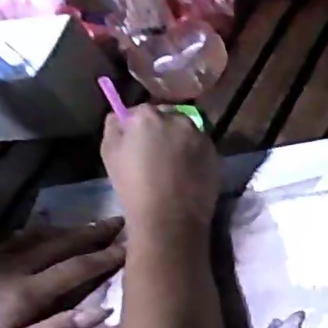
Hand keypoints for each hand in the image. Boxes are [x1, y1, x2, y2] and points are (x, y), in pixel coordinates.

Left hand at [0, 220, 125, 327]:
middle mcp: (12, 265)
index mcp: (26, 291)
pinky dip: (46, 234)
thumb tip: (102, 312)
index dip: (108, 257)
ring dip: (74, 229)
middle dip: (96, 233)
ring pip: (42, 235)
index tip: (135, 247)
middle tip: (124, 222)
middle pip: (63, 243)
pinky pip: (20, 239)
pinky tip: (54, 235)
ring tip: (98, 225)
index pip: (77, 268)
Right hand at [100, 105, 222, 235]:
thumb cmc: (134, 186)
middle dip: (164, 129)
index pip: (143, 111)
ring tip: (175, 164)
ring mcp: (202, 139)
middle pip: (170, 118)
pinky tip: (189, 173)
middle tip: (158, 151)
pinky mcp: (217, 157)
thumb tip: (121, 117)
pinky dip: (196, 155)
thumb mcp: (110, 152)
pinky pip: (203, 149)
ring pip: (189, 132)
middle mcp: (179, 121)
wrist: (171, 217)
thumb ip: (114, 126)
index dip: (139, 125)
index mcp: (149, 116)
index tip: (138, 140)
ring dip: (182, 141)